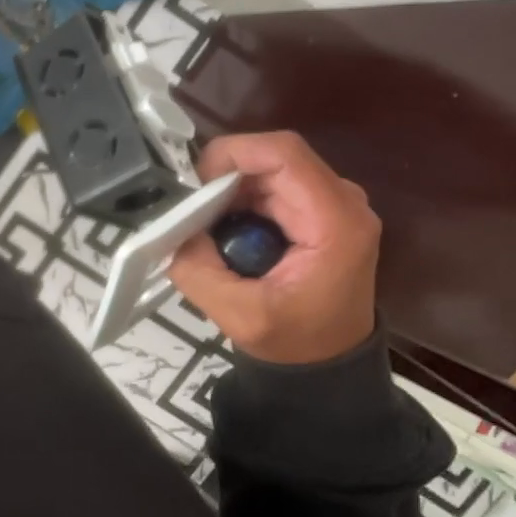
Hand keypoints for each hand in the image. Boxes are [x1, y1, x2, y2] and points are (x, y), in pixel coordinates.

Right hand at [169, 132, 380, 364]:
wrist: (329, 362)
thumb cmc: (294, 340)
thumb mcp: (238, 314)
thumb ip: (198, 269)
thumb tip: (174, 228)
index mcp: (335, 222)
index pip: (283, 154)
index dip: (233, 154)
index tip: (196, 185)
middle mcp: (341, 202)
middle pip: (273, 157)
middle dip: (224, 177)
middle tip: (193, 212)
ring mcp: (332, 204)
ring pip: (268, 168)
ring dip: (229, 190)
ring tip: (208, 228)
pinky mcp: (318, 211)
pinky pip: (270, 185)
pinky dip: (239, 200)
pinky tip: (226, 232)